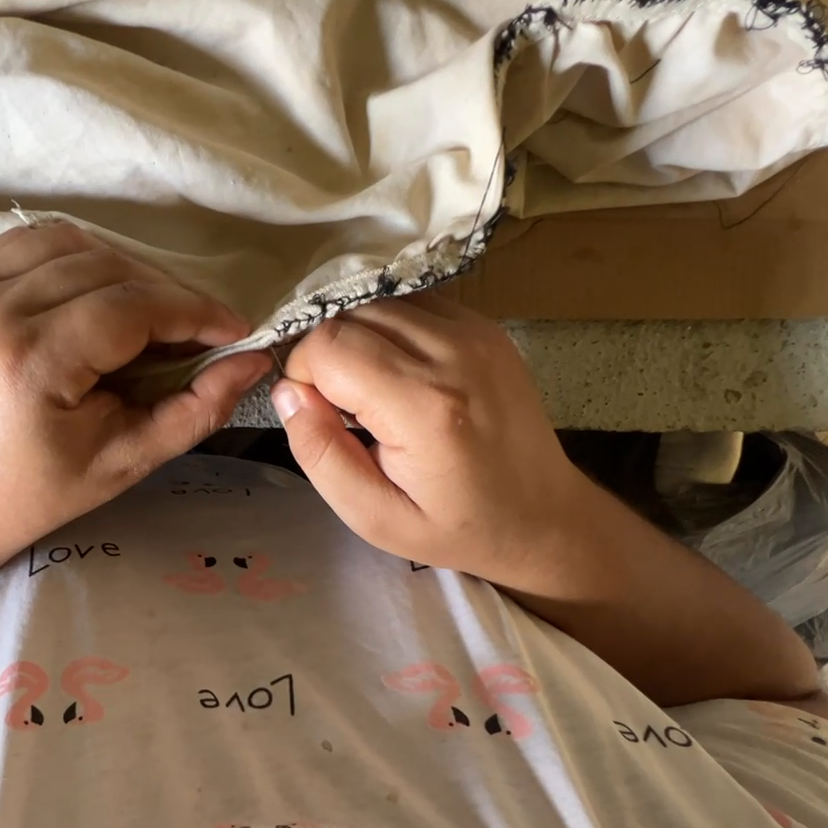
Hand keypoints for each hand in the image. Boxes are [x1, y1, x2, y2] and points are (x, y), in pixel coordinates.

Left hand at [0, 222, 269, 565]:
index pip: (131, 307)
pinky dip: (75, 257)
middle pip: (106, 269)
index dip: (194, 313)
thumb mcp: (129, 461)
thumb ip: (197, 409)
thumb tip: (255, 359)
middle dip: (166, 295)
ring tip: (150, 314)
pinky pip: (30, 243)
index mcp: (30, 362)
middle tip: (198, 333)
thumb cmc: (45, 491)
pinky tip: (97, 293)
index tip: (236, 330)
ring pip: (71, 243)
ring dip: (124, 270)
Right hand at [270, 292, 602, 589]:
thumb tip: (286, 393)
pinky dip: (387, 331)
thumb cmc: (452, 525)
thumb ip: (319, 454)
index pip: (328, 345)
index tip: (323, 416)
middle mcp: (452, 353)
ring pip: (376, 302)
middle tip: (345, 408)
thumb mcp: (371, 516)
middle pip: (348, 315)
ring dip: (356, 340)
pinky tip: (398, 373)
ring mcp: (475, 331)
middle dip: (326, 356)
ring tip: (373, 392)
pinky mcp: (484, 324)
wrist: (541, 514)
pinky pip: (409, 303)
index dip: (306, 376)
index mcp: (424, 407)